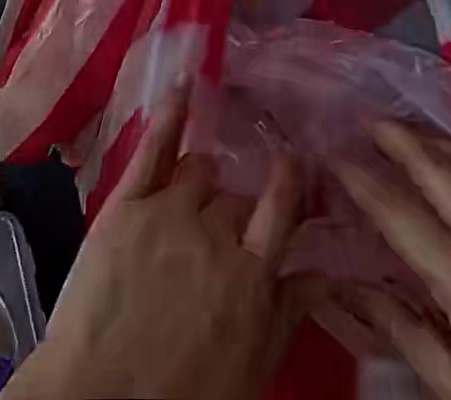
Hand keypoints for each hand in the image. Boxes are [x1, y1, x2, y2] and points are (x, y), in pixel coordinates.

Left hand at [3, 78, 312, 399]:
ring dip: (204, 177)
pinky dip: (171, 111)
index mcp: (251, 274)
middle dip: (237, 203)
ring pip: (201, 169)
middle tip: (226, 218)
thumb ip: (287, 315)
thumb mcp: (250, 368)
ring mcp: (169, 212)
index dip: (290, 180)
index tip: (294, 161)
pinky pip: (154, 147)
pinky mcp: (127, 204)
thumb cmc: (181, 396)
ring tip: (197, 189)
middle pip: (237, 195)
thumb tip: (323, 274)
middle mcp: (216, 233)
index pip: (281, 208)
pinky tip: (183, 82)